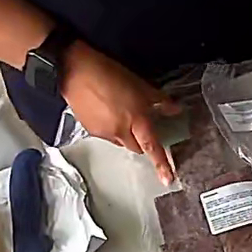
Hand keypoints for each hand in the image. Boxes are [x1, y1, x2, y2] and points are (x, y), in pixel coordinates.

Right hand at [60, 42, 179, 183]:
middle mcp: (121, 132)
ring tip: (119, 111)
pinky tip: (105, 110)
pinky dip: (110, 128)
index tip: (168, 180)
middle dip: (140, 142)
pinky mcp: (90, 131)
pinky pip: (106, 136)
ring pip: (120, 142)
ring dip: (125, 134)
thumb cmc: (110, 73)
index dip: (161, 163)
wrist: (76, 71)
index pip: (152, 146)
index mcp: (136, 120)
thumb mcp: (140, 84)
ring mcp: (104, 133)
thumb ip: (159, 100)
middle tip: (140, 126)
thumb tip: (175, 109)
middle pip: (136, 148)